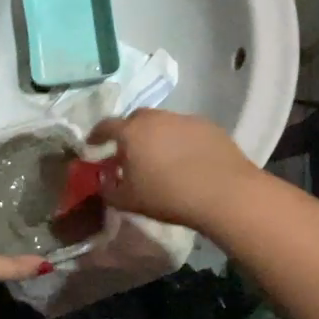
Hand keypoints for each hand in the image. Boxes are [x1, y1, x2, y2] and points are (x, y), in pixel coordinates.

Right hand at [86, 110, 258, 229]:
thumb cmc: (168, 195)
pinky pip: (185, 130)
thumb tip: (104, 179)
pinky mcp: (209, 126)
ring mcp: (185, 119)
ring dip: (156, 136)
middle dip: (128, 132)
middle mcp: (156, 118)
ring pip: (162, 123)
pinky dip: (180, 141)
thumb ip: (107, 188)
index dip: (96, 135)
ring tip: (160, 158)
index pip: (105, 126)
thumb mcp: (127, 200)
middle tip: (128, 152)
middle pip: (135, 119)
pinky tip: (186, 160)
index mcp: (131, 132)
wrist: (225, 193)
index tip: (92, 146)